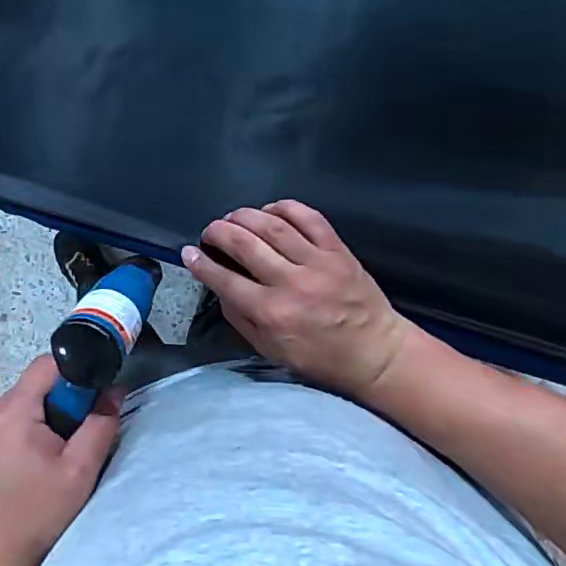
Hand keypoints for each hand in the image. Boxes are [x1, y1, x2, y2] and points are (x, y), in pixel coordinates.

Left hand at [0, 356, 118, 565]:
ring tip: (63, 451)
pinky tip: (43, 459)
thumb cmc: (38, 514)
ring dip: (50, 415)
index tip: (96, 395)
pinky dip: (33, 426)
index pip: (47, 364)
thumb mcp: (79, 470)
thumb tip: (114, 390)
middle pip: (37, 382)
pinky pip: (14, 416)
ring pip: (27, 400)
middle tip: (82, 432)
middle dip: (65, 399)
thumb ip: (100, 425)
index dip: (77, 371)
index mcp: (12, 409)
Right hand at [183, 200, 415, 397]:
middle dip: (217, 232)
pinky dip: (284, 207)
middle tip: (209, 232)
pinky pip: (308, 217)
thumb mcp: (269, 350)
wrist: (376, 354)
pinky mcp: (338, 251)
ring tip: (232, 218)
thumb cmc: (319, 357)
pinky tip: (269, 210)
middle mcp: (292, 284)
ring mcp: (318, 264)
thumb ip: (239, 317)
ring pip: (271, 225)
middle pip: (243, 243)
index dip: (200, 262)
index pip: (224, 279)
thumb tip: (219, 285)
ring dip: (243, 216)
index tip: (188, 252)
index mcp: (272, 313)